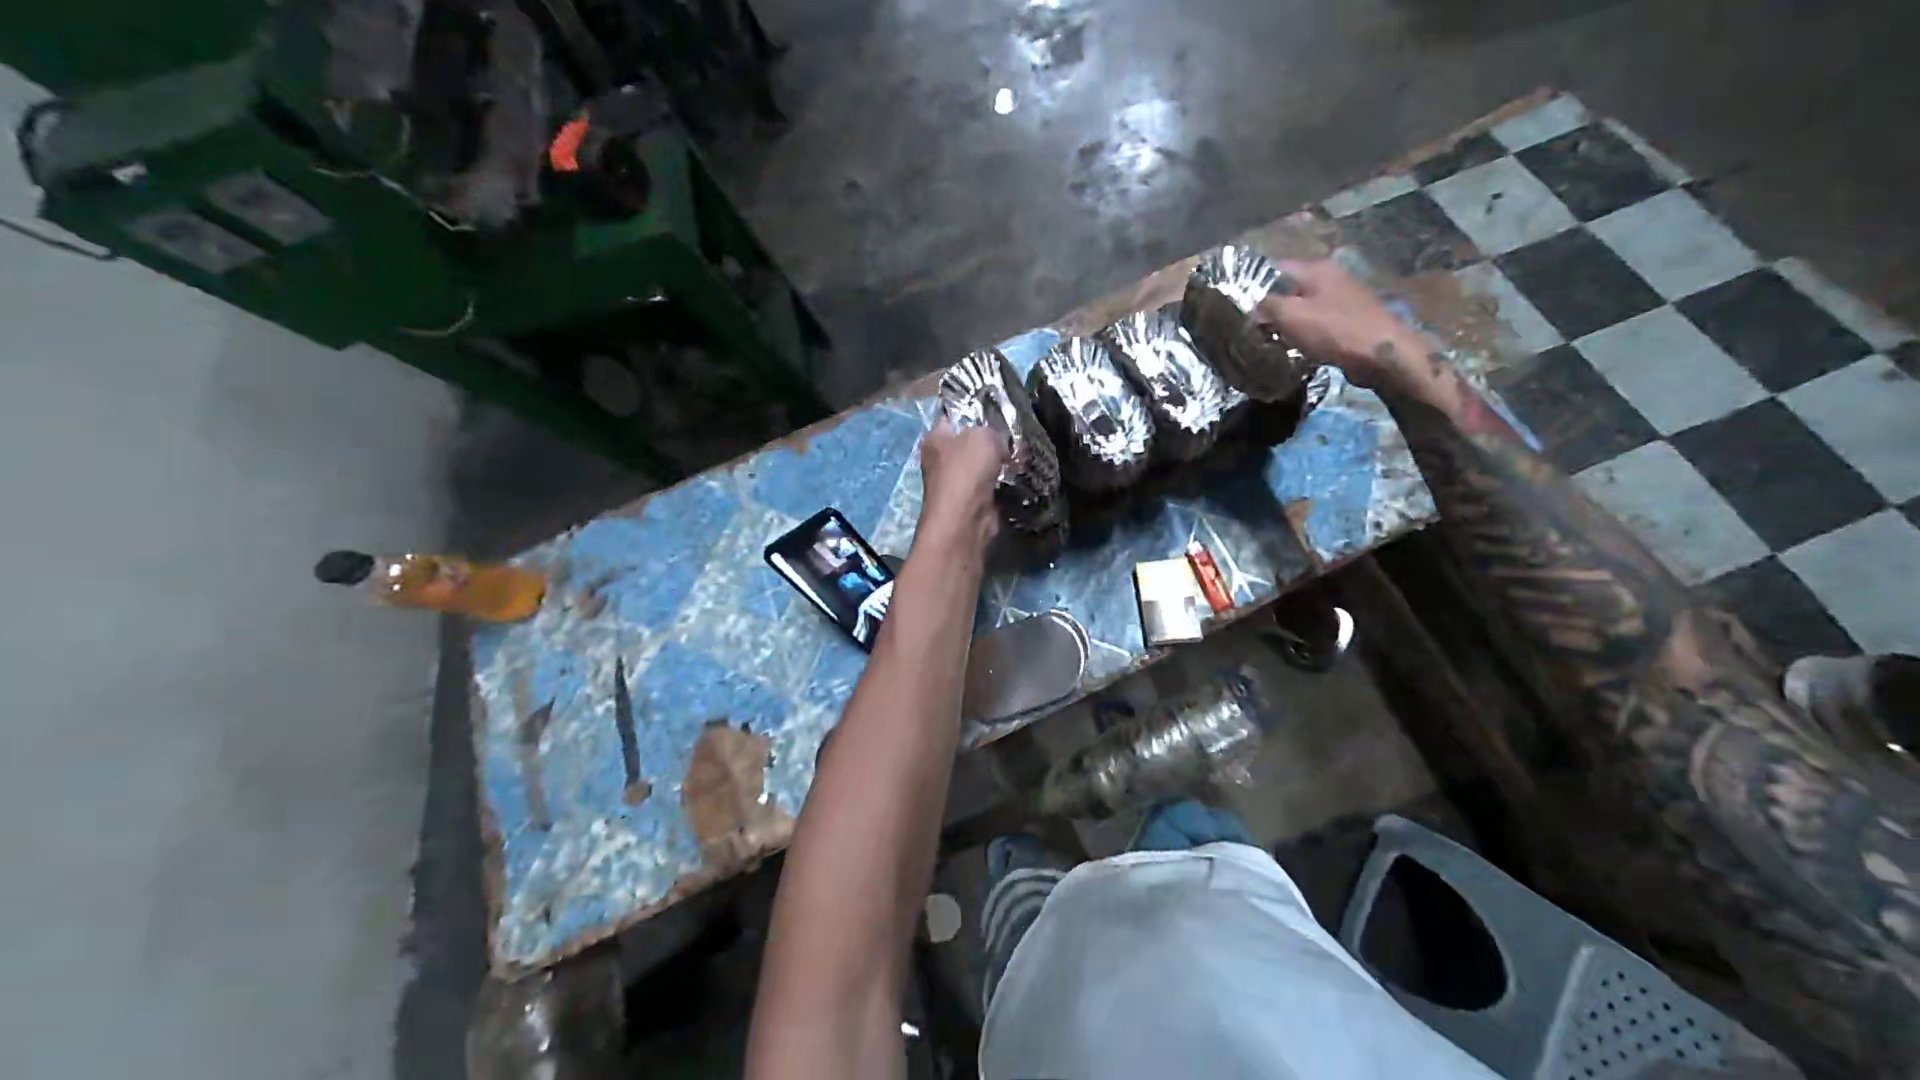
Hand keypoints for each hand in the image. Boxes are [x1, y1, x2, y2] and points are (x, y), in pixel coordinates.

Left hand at [917, 418, 1007, 547]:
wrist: (966, 519)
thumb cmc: (966, 471)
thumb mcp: (981, 436)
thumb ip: (990, 431)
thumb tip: (997, 442)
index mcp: (935, 439)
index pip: (952, 416)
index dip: (972, 409)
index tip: (996, 408)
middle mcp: (941, 460)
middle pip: (970, 441)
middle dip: (991, 439)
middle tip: (1014, 434)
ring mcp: (956, 483)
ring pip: (982, 464)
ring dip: (999, 462)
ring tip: (1020, 454)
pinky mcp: (971, 501)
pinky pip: (990, 484)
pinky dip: (1003, 482)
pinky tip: (1018, 474)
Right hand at [1256, 259, 1429, 388]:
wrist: (1381, 353)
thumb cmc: (1334, 329)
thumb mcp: (1292, 315)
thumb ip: (1266, 306)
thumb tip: (1251, 307)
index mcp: (1316, 269)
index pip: (1274, 269)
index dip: (1253, 285)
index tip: (1236, 305)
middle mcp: (1329, 277)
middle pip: (1288, 289)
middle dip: (1268, 307)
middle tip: (1248, 327)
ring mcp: (1340, 298)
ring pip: (1301, 307)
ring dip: (1284, 322)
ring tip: (1266, 339)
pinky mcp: (1346, 320)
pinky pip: (1314, 322)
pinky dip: (1300, 332)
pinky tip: (1291, 346)